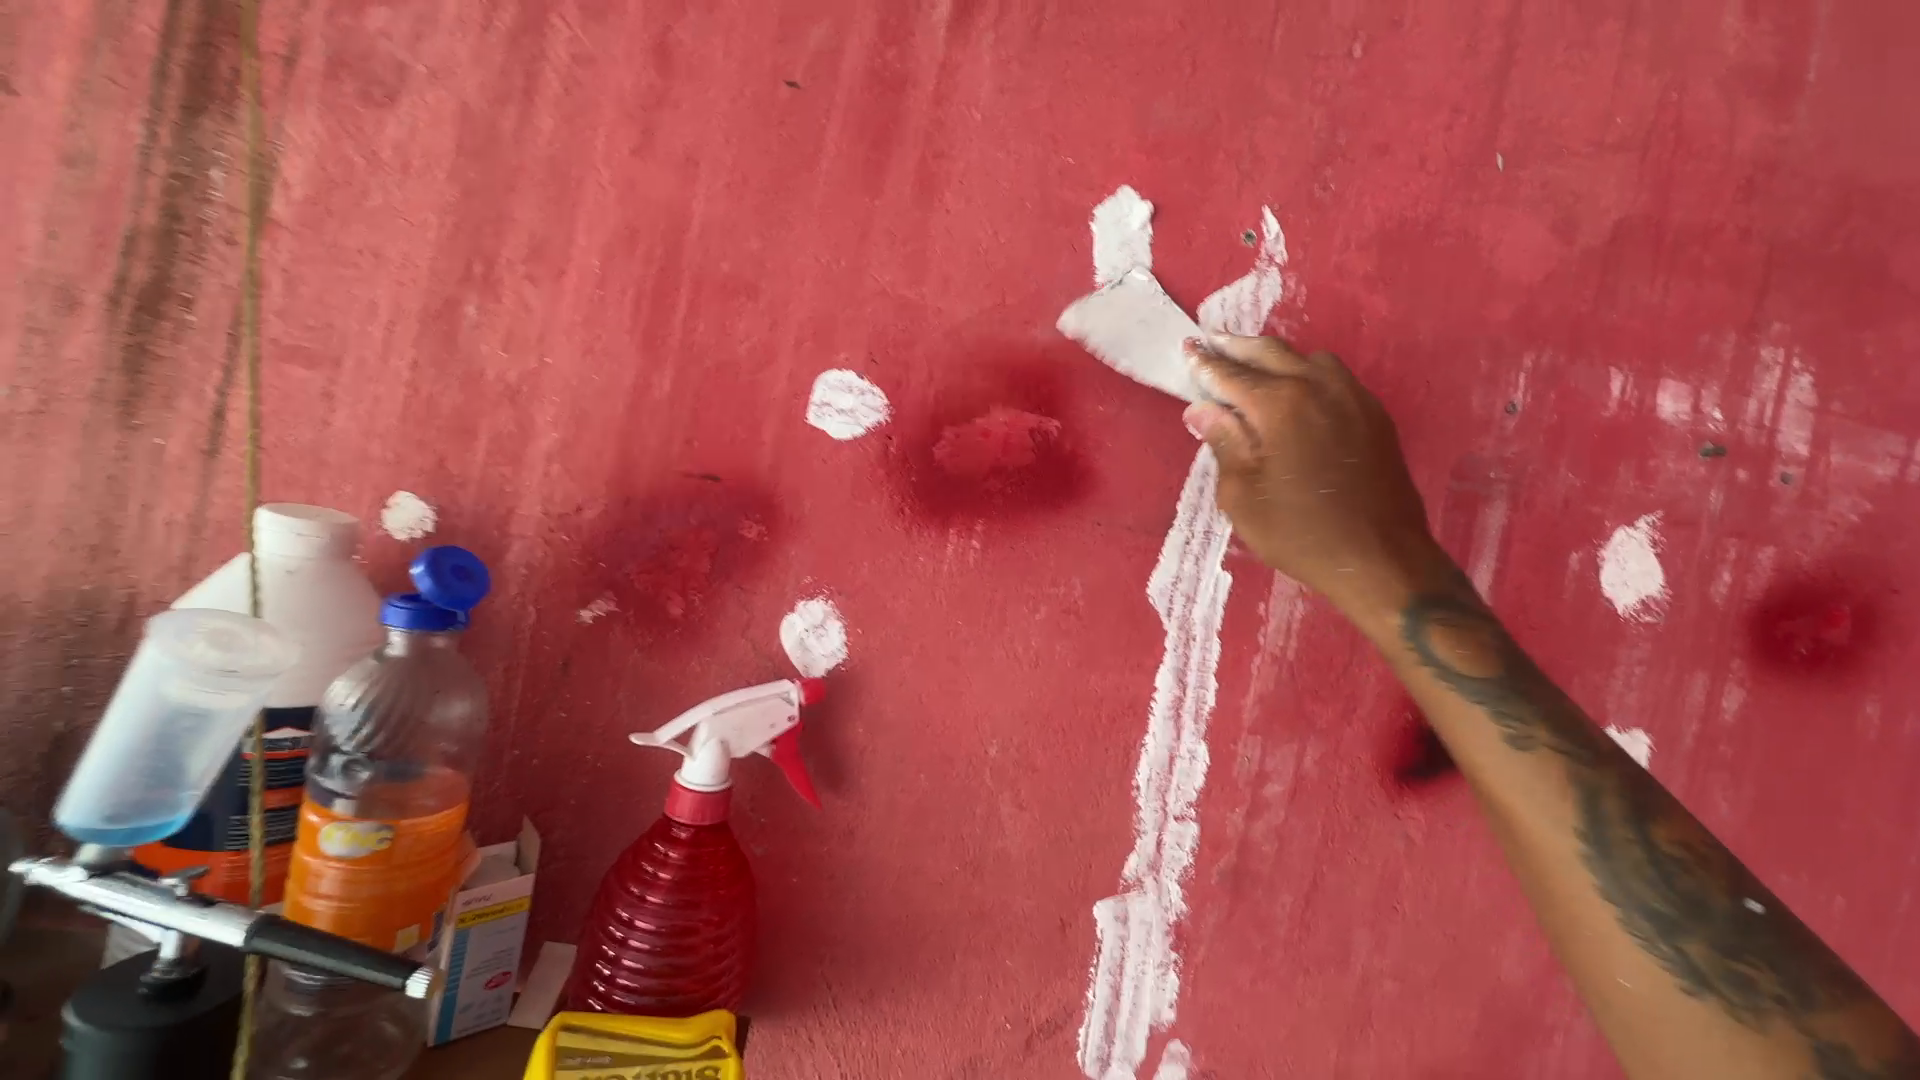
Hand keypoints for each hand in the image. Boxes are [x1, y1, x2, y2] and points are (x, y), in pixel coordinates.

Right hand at [1182, 334, 1451, 628]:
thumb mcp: (1241, 494)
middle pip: (1270, 353)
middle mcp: (1317, 387)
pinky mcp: (1373, 415)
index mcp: (1279, 404)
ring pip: (1307, 358)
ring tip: (1252, 366)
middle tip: (1211, 342)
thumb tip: (1202, 409)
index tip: (1186, 348)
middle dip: (1236, 347)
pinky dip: (1305, 372)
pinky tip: (1296, 391)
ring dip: (1274, 357)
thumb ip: (1223, 442)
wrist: (1377, 556)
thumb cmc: (1297, 531)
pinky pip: (1333, 377)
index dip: (1204, 363)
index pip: (1231, 374)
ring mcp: (1352, 397)